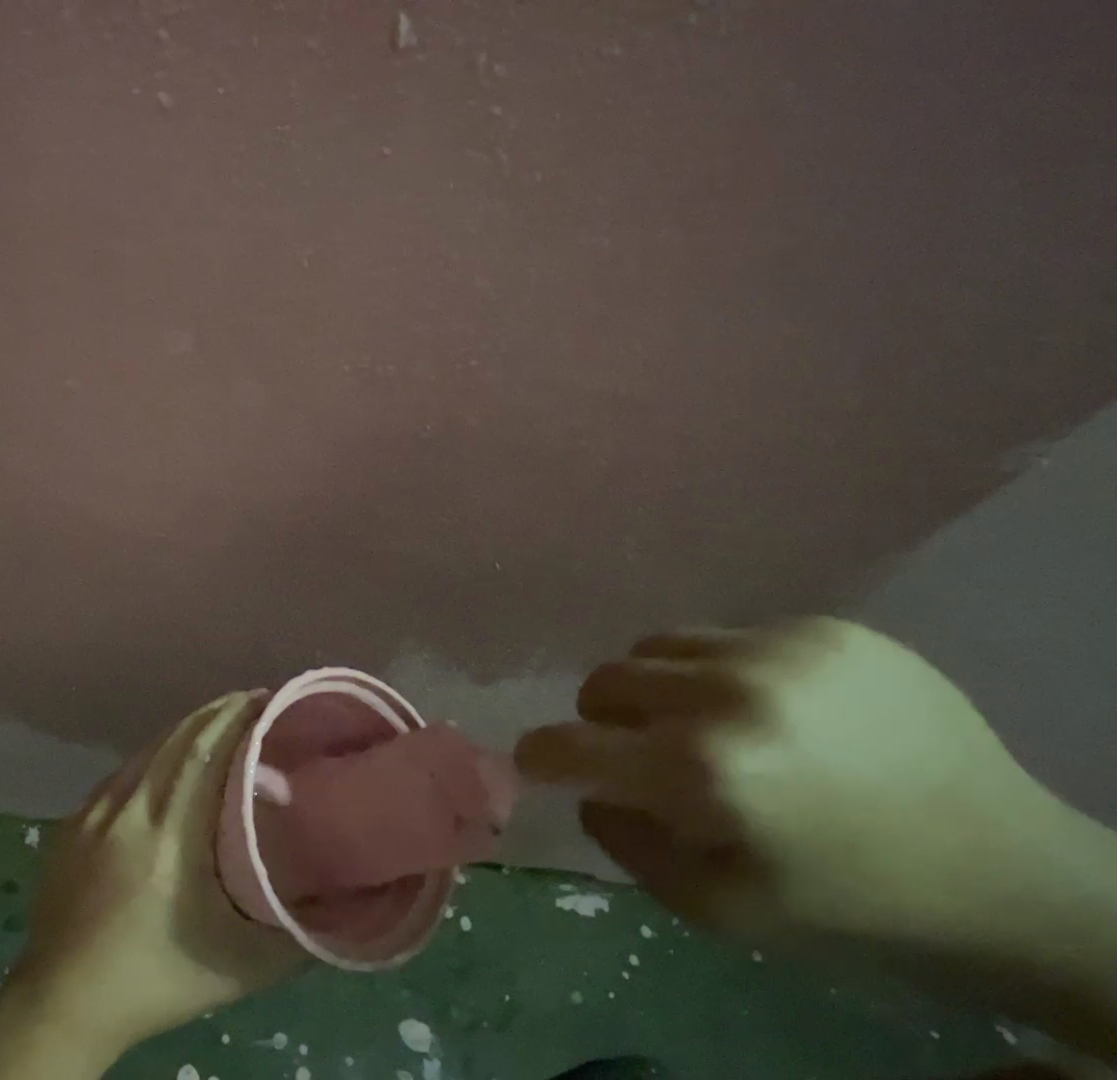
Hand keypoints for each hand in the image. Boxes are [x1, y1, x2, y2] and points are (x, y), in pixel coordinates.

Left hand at [0, 691, 308, 1078]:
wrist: (63, 1000)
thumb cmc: (156, 981)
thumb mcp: (239, 968)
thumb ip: (296, 935)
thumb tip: (338, 908)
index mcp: (170, 835)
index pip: (205, 752)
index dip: (236, 719)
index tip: (266, 700)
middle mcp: (129, 809)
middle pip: (176, 740)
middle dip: (214, 714)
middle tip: (250, 703)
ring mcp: (94, 813)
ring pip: (145, 752)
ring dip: (183, 732)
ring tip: (215, 726)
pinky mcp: (73, 824)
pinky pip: (120, 774)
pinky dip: (151, 757)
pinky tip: (163, 765)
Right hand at [516, 618, 1116, 1056]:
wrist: (1008, 871)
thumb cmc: (848, 904)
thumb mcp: (716, 909)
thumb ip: (628, 844)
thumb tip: (591, 788)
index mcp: (699, 772)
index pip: (568, 743)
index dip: (540, 755)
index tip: (539, 763)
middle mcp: (727, 694)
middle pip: (605, 681)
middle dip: (604, 720)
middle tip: (641, 754)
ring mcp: (781, 650)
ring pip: (656, 648)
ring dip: (657, 688)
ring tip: (703, 725)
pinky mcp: (828, 630)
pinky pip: (727, 637)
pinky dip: (720, 674)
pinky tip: (771, 712)